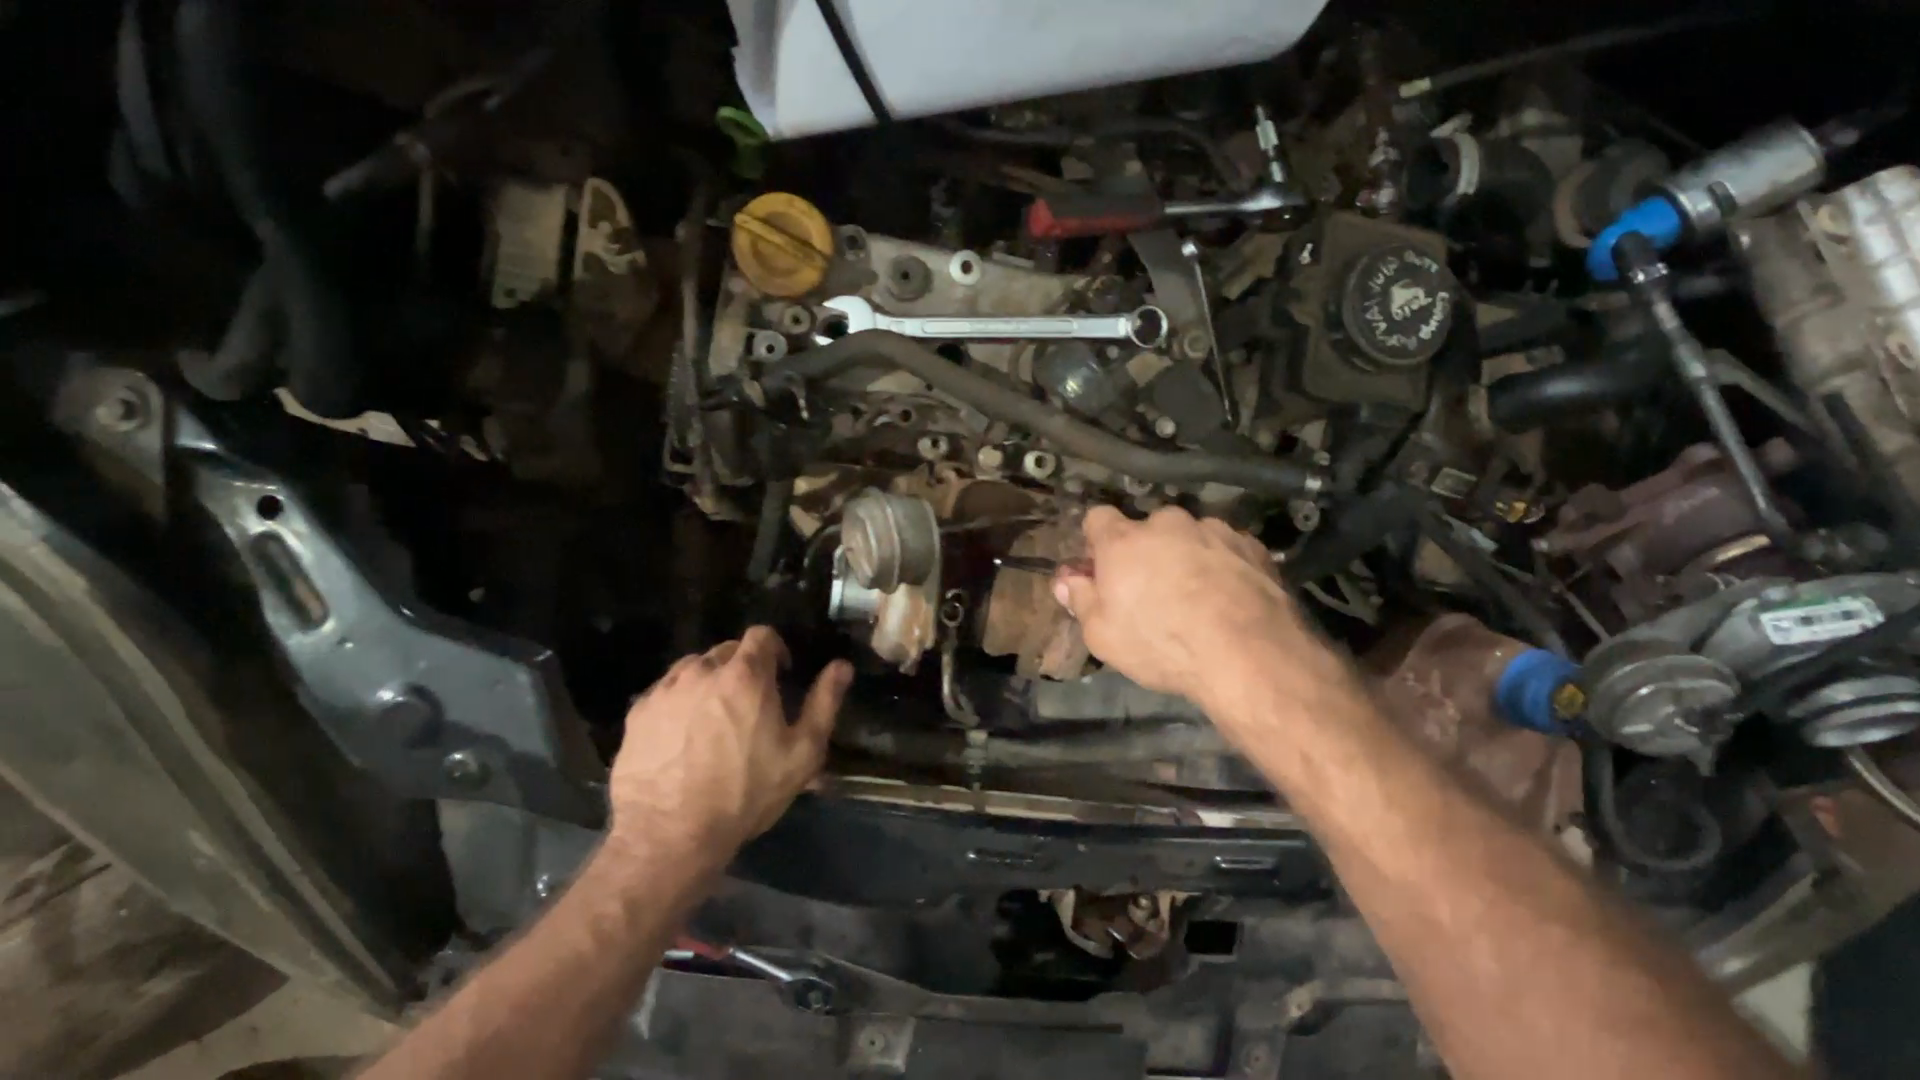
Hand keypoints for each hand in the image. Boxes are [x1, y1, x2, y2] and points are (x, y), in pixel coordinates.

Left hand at [607, 626, 851, 865]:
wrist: (670, 833)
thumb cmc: (746, 792)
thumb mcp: (802, 754)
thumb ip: (824, 703)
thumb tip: (841, 667)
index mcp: (746, 675)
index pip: (761, 635)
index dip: (775, 649)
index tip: (781, 674)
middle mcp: (702, 671)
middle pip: (726, 651)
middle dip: (743, 667)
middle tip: (751, 703)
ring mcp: (665, 690)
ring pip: (693, 669)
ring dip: (709, 682)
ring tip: (714, 718)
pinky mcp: (637, 713)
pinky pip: (665, 693)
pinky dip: (679, 703)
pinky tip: (683, 736)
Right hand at [1052, 506, 1335, 713]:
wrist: (1249, 654)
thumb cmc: (1163, 645)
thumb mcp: (1103, 636)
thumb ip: (1081, 600)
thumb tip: (1065, 580)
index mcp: (1123, 540)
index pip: (1097, 518)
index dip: (1097, 543)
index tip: (1102, 569)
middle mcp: (1168, 523)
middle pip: (1148, 529)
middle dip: (1146, 552)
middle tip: (1152, 592)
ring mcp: (1214, 529)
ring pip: (1190, 537)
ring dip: (1186, 557)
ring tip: (1198, 599)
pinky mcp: (1252, 545)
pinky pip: (1226, 549)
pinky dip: (1223, 566)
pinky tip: (1229, 599)